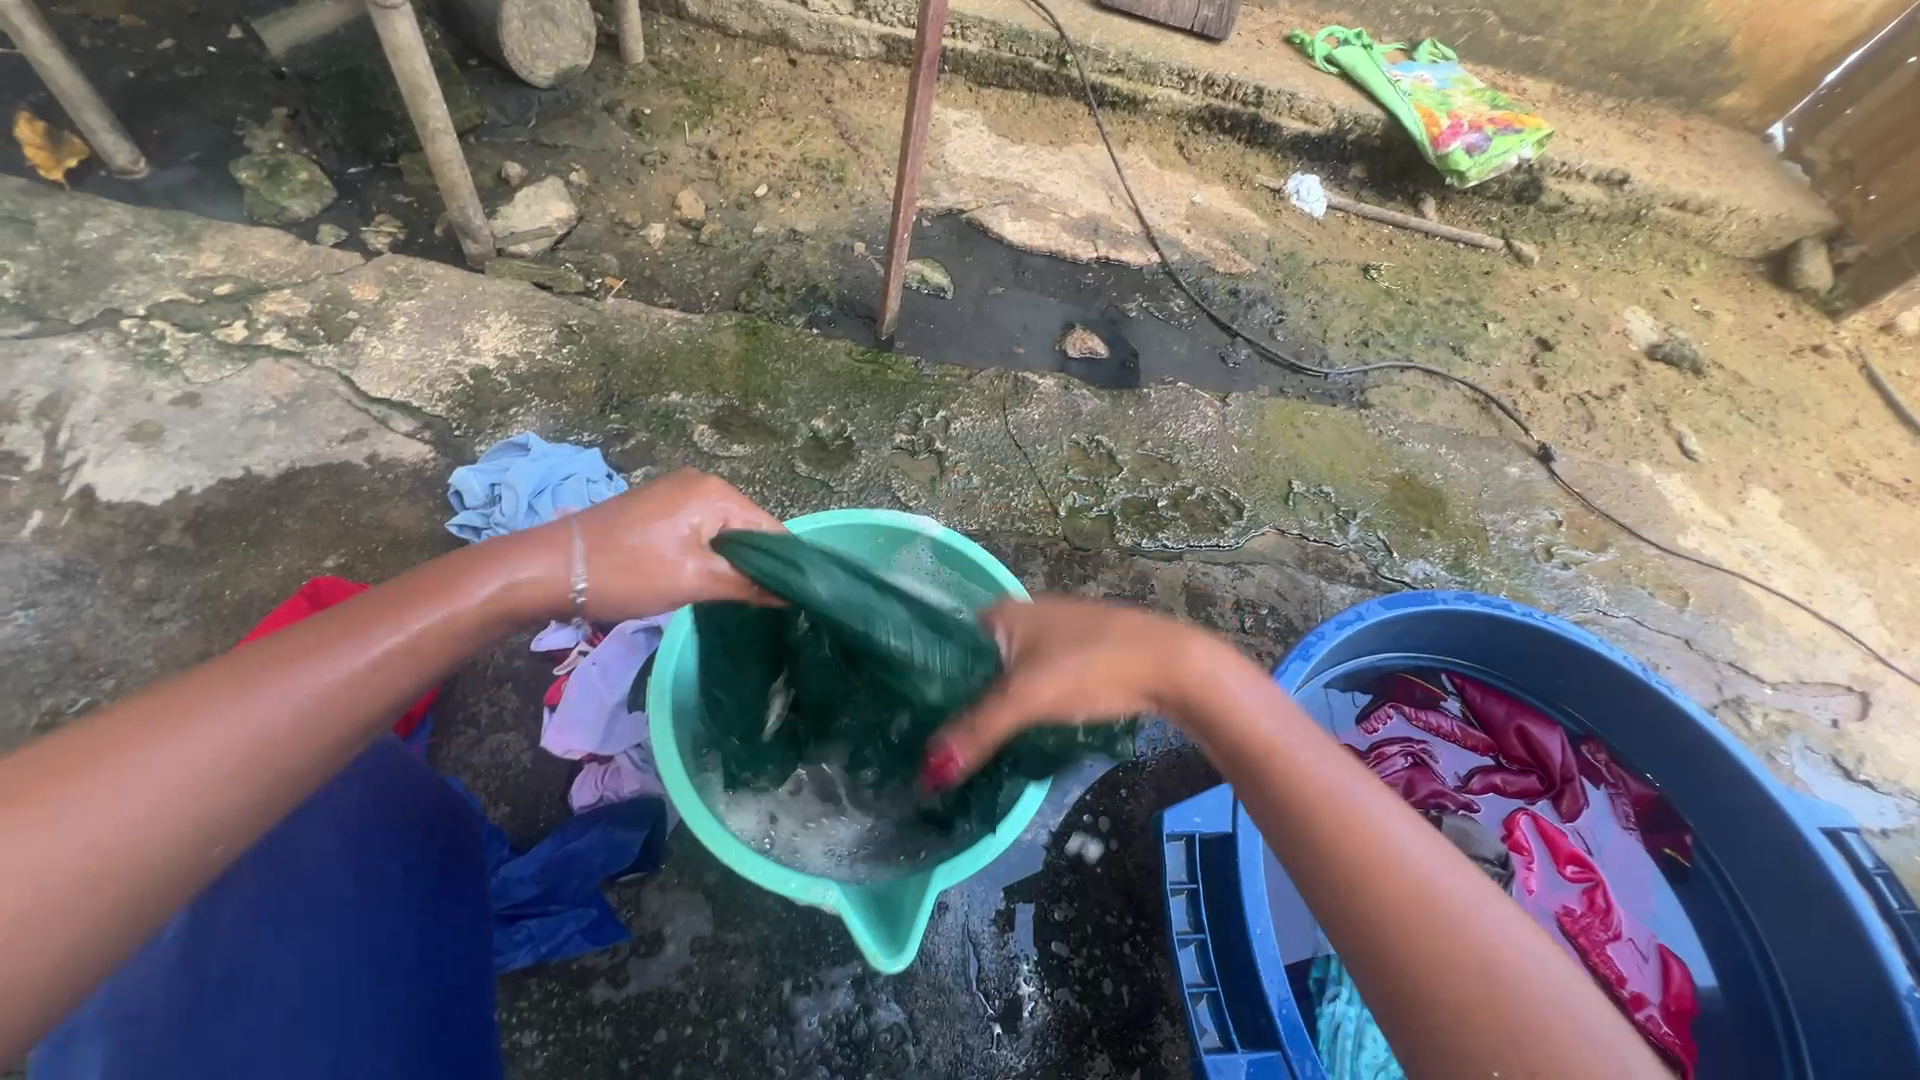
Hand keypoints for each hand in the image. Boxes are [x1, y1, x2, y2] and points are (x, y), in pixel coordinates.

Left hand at [556, 468, 782, 620]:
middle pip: (750, 527)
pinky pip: (702, 529)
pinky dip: (710, 552)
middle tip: (767, 603)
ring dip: (734, 561)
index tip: (795, 598)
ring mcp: (678, 491)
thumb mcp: (696, 581)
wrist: (550, 567)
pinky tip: (708, 577)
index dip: (786, 564)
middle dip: (759, 563)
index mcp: (717, 493)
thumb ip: (750, 584)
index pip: (772, 529)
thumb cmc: (629, 571)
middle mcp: (702, 482)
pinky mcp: (659, 506)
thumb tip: (793, 594)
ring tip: (741, 595)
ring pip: (725, 531)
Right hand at [921, 596, 1229, 789]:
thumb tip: (927, 773)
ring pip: (1002, 674)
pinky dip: (1014, 706)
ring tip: (958, 743)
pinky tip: (1005, 732)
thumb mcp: (1026, 698)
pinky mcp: (1074, 658)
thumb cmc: (1091, 665)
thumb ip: (976, 731)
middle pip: (972, 662)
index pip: (943, 643)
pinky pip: (1028, 683)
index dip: (922, 680)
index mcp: (1000, 612)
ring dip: (985, 705)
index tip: (903, 718)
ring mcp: (1050, 636)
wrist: (1171, 665)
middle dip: (953, 699)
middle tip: (925, 739)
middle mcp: (1020, 616)